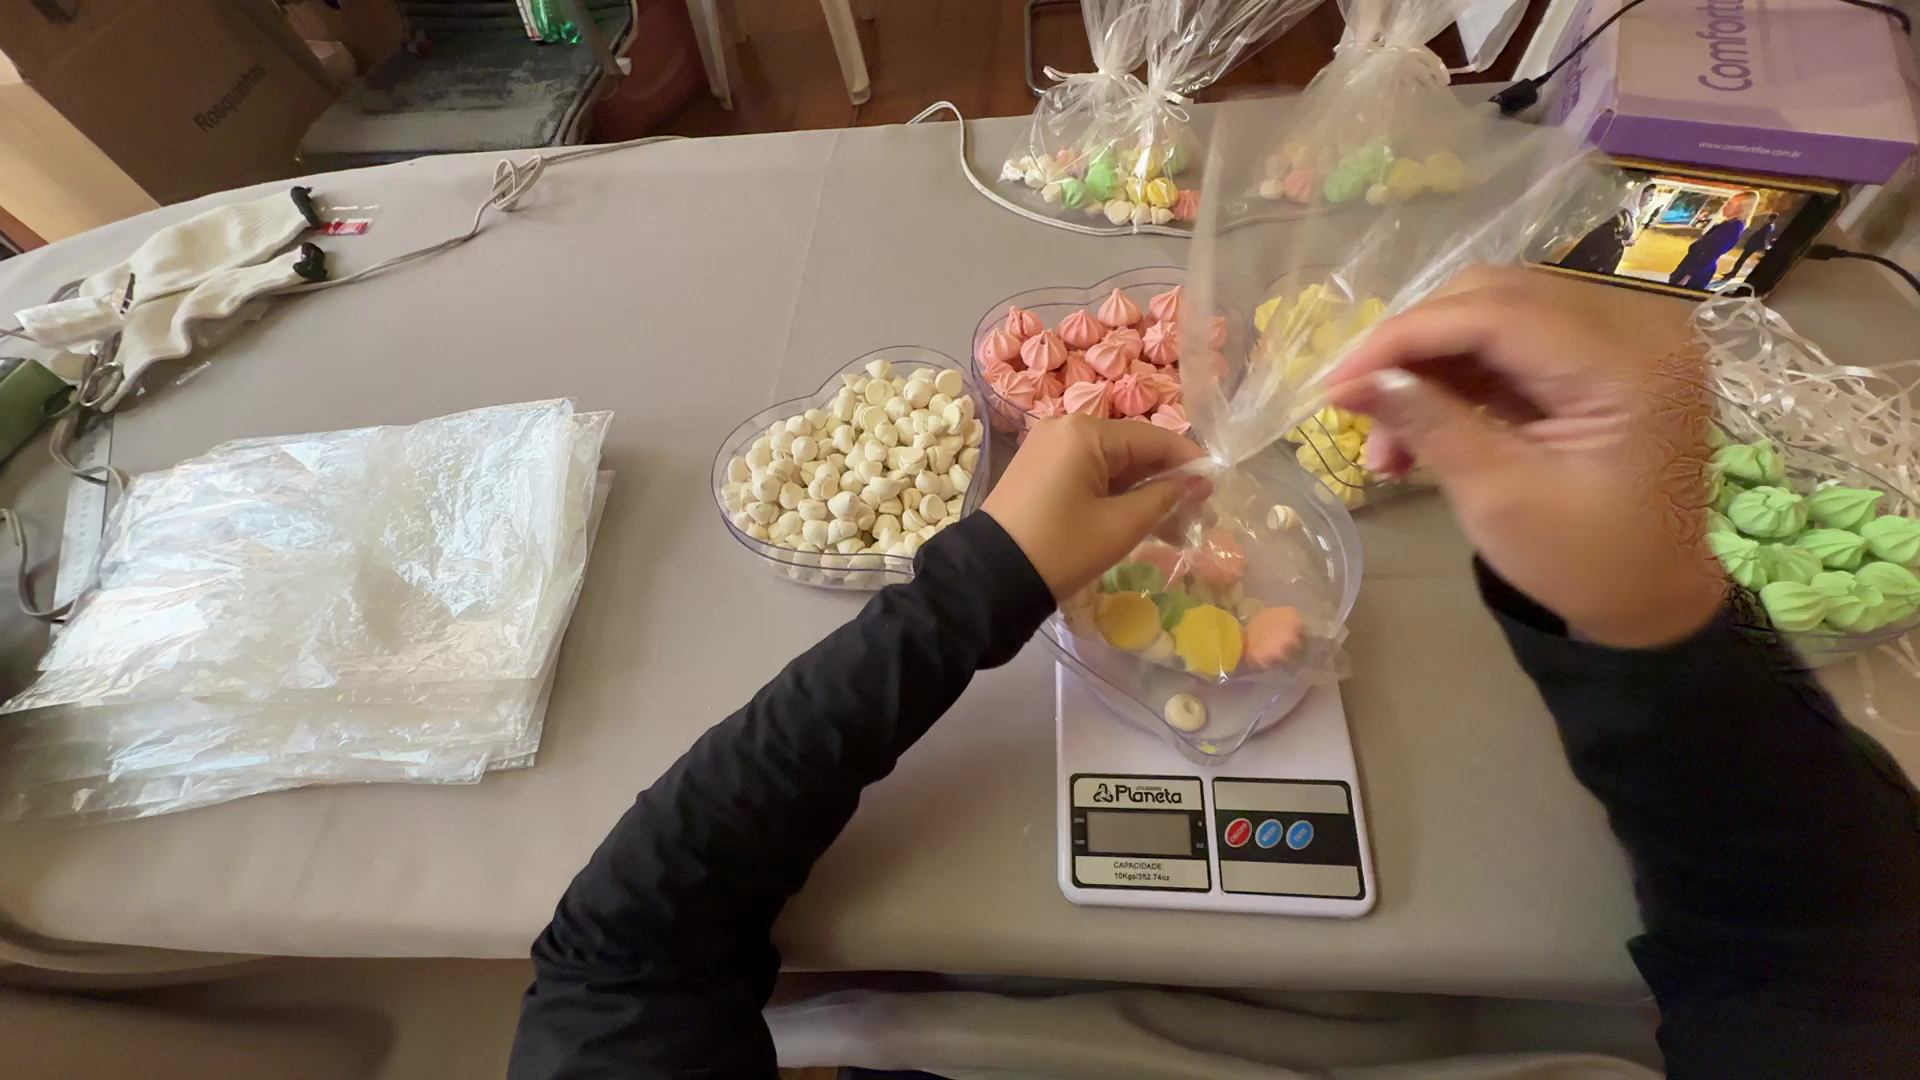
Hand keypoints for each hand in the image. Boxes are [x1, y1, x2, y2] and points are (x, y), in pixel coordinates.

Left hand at [984, 416, 1204, 599]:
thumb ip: (1165, 497)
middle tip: (1197, 514)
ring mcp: (1047, 449)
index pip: (1153, 438)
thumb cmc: (1061, 549)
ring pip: (1110, 464)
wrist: (988, 577)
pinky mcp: (1038, 471)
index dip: (1189, 462)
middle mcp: (1064, 428)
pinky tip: (1137, 518)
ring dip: (1141, 490)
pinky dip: (1113, 493)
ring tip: (1173, 525)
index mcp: (1084, 432)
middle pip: (1131, 449)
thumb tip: (1199, 481)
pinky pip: (1087, 473)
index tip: (1217, 488)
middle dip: (1166, 480)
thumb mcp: (1120, 526)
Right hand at [1325, 268, 1726, 647]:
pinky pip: (1499, 345)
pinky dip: (1447, 380)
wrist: (1648, 598)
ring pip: (1486, 314)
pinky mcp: (1592, 360)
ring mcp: (1615, 339)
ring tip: (1387, 440)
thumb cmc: (1580, 559)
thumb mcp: (1494, 495)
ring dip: (1422, 367)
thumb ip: (1426, 423)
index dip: (1402, 337)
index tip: (1335, 382)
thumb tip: (1348, 384)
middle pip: (1490, 295)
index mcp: (1627, 365)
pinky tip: (1414, 430)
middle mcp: (1635, 327)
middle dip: (1409, 345)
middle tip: (1356, 401)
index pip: (1494, 313)